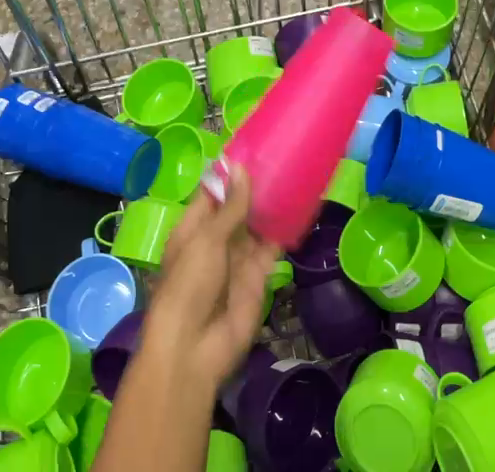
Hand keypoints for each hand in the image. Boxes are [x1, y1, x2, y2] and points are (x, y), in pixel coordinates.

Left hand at [143, 168, 281, 386]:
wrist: (195, 348)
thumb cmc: (188, 286)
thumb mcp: (206, 240)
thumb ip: (229, 208)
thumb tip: (239, 168)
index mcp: (193, 228)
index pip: (212, 193)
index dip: (230, 173)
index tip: (253, 147)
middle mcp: (216, 240)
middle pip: (238, 207)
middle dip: (256, 186)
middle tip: (283, 155)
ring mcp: (238, 258)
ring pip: (258, 225)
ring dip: (274, 205)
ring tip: (298, 173)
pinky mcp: (259, 276)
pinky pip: (274, 247)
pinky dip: (287, 230)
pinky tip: (305, 208)